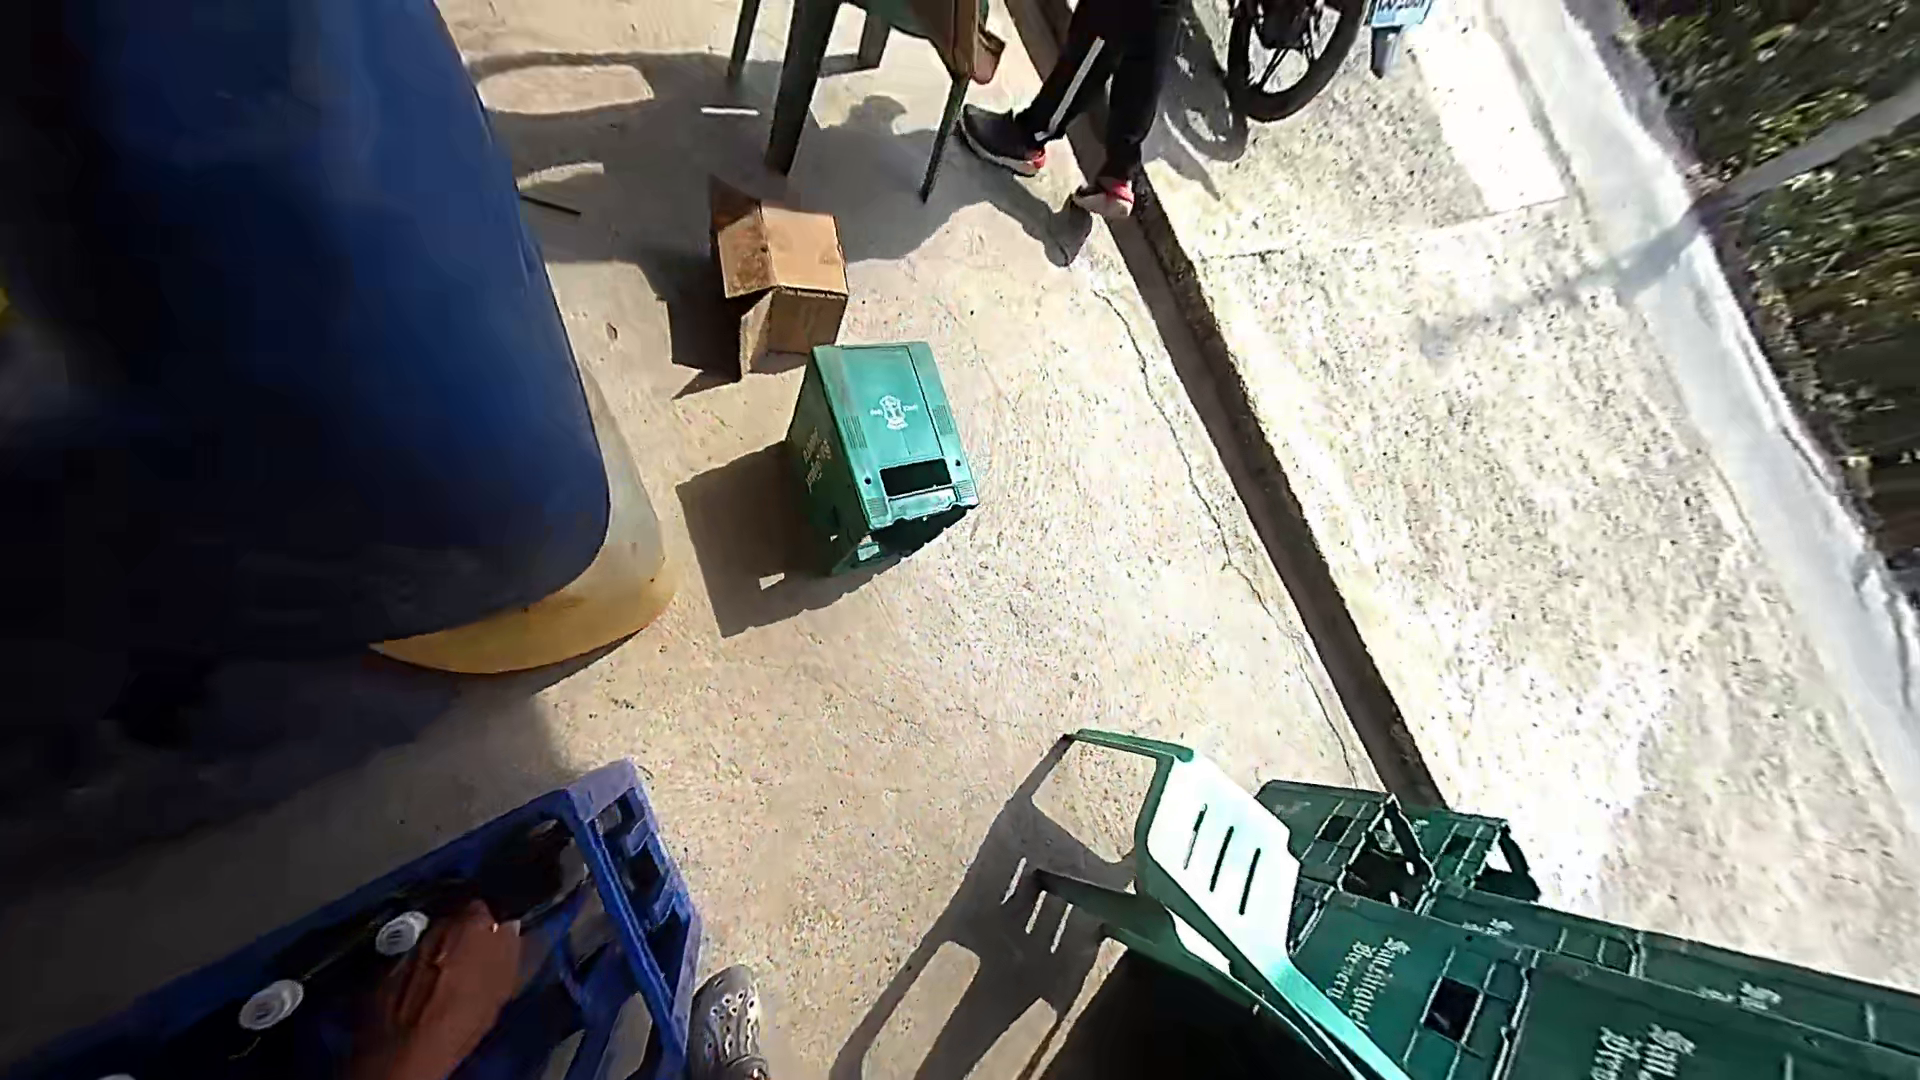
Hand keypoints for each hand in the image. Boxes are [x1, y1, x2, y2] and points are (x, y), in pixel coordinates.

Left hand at [350, 900, 521, 1079]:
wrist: (410, 1051)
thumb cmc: (470, 1010)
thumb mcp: (508, 976)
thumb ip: (513, 943)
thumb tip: (512, 928)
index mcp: (474, 920)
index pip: (486, 907)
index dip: (491, 922)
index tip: (497, 937)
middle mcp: (439, 927)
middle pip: (455, 924)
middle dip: (463, 936)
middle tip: (472, 957)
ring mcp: (409, 951)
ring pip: (432, 944)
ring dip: (440, 953)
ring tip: (445, 978)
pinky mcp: (383, 978)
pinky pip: (409, 966)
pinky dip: (416, 974)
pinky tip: (422, 994)